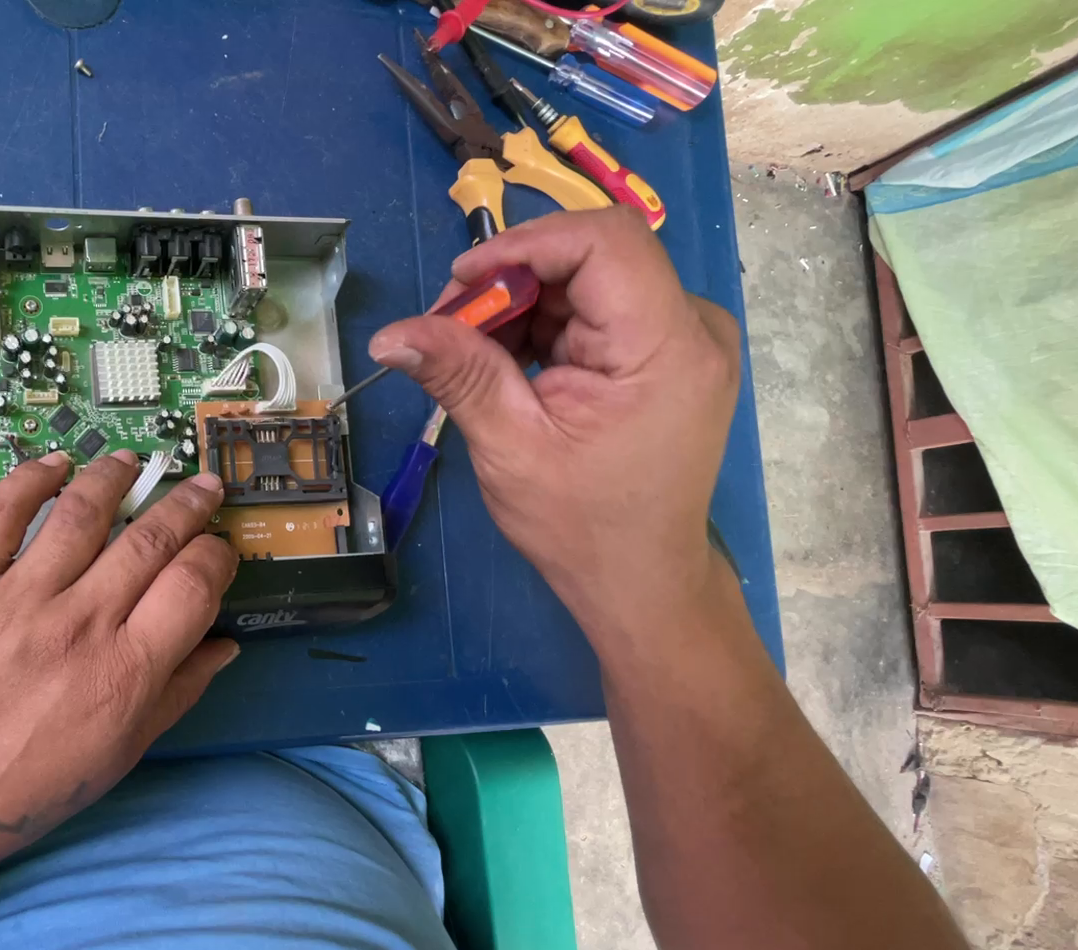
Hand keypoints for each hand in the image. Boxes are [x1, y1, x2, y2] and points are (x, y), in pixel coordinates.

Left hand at [0, 449, 239, 863]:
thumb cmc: (36, 784)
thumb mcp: (123, 752)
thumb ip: (179, 692)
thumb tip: (225, 644)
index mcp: (126, 670)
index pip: (193, 584)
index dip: (215, 555)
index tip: (215, 548)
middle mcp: (79, 624)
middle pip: (149, 540)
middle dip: (186, 505)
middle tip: (200, 487)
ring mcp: (15, 600)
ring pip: (80, 514)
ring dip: (113, 478)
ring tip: (128, 461)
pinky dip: (30, 480)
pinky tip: (53, 465)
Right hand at [366, 208, 741, 638]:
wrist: (636, 577)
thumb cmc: (578, 523)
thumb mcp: (508, 446)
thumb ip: (457, 375)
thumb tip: (387, 335)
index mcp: (666, 346)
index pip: (602, 242)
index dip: (523, 245)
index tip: (458, 285)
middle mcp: (689, 327)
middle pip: (592, 261)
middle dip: (510, 285)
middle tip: (446, 329)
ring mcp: (681, 341)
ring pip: (587, 286)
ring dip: (519, 310)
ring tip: (467, 357)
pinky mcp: (662, 357)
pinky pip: (594, 316)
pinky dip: (540, 331)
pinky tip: (504, 368)